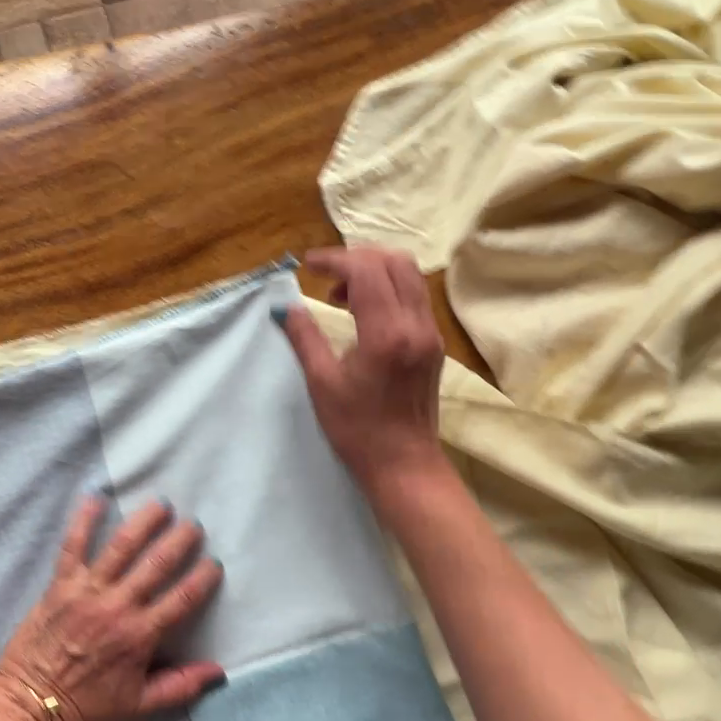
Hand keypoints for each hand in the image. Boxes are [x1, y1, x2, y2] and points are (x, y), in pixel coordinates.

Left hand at [0, 495, 226, 720]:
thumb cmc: (87, 708)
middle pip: (156, 564)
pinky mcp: (59, 585)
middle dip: (179, 540)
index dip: (203, 578)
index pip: (183, 598)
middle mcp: (117, 607)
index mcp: (140, 636)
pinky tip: (95, 497)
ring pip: (120, 547)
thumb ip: (181, 685)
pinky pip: (72, 545)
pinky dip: (83, 520)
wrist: (32, 705)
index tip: (214, 563)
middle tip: (193, 524)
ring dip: (143, 522)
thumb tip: (219, 671)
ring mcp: (87, 592)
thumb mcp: (139, 706)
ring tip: (160, 504)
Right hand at [276, 246, 447, 493]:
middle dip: (357, 257)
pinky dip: (387, 288)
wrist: (403, 463)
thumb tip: (287, 308)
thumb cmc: (357, 429)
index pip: (366, 271)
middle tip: (325, 274)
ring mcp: (430, 333)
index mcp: (386, 334)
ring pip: (409, 275)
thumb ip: (305, 338)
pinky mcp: (433, 343)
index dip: (334, 259)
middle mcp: (416, 325)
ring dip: (374, 271)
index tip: (307, 265)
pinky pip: (414, 296)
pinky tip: (362, 312)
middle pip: (395, 262)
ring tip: (340, 295)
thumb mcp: (321, 383)